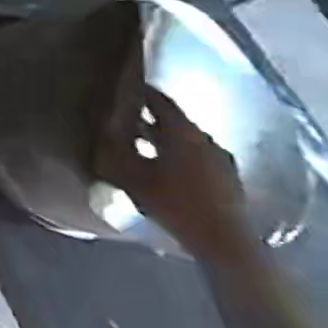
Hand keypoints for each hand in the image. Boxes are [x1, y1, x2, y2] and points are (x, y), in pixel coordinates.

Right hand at [95, 87, 255, 262]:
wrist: (224, 242)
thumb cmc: (174, 203)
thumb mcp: (131, 177)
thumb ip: (113, 152)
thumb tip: (100, 133)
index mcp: (183, 133)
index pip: (161, 102)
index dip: (143, 92)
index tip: (126, 85)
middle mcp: (205, 140)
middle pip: (174, 121)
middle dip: (150, 118)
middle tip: (126, 117)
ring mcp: (221, 160)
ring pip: (186, 140)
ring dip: (165, 138)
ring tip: (142, 144)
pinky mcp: (228, 179)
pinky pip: (198, 157)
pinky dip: (179, 154)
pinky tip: (165, 167)